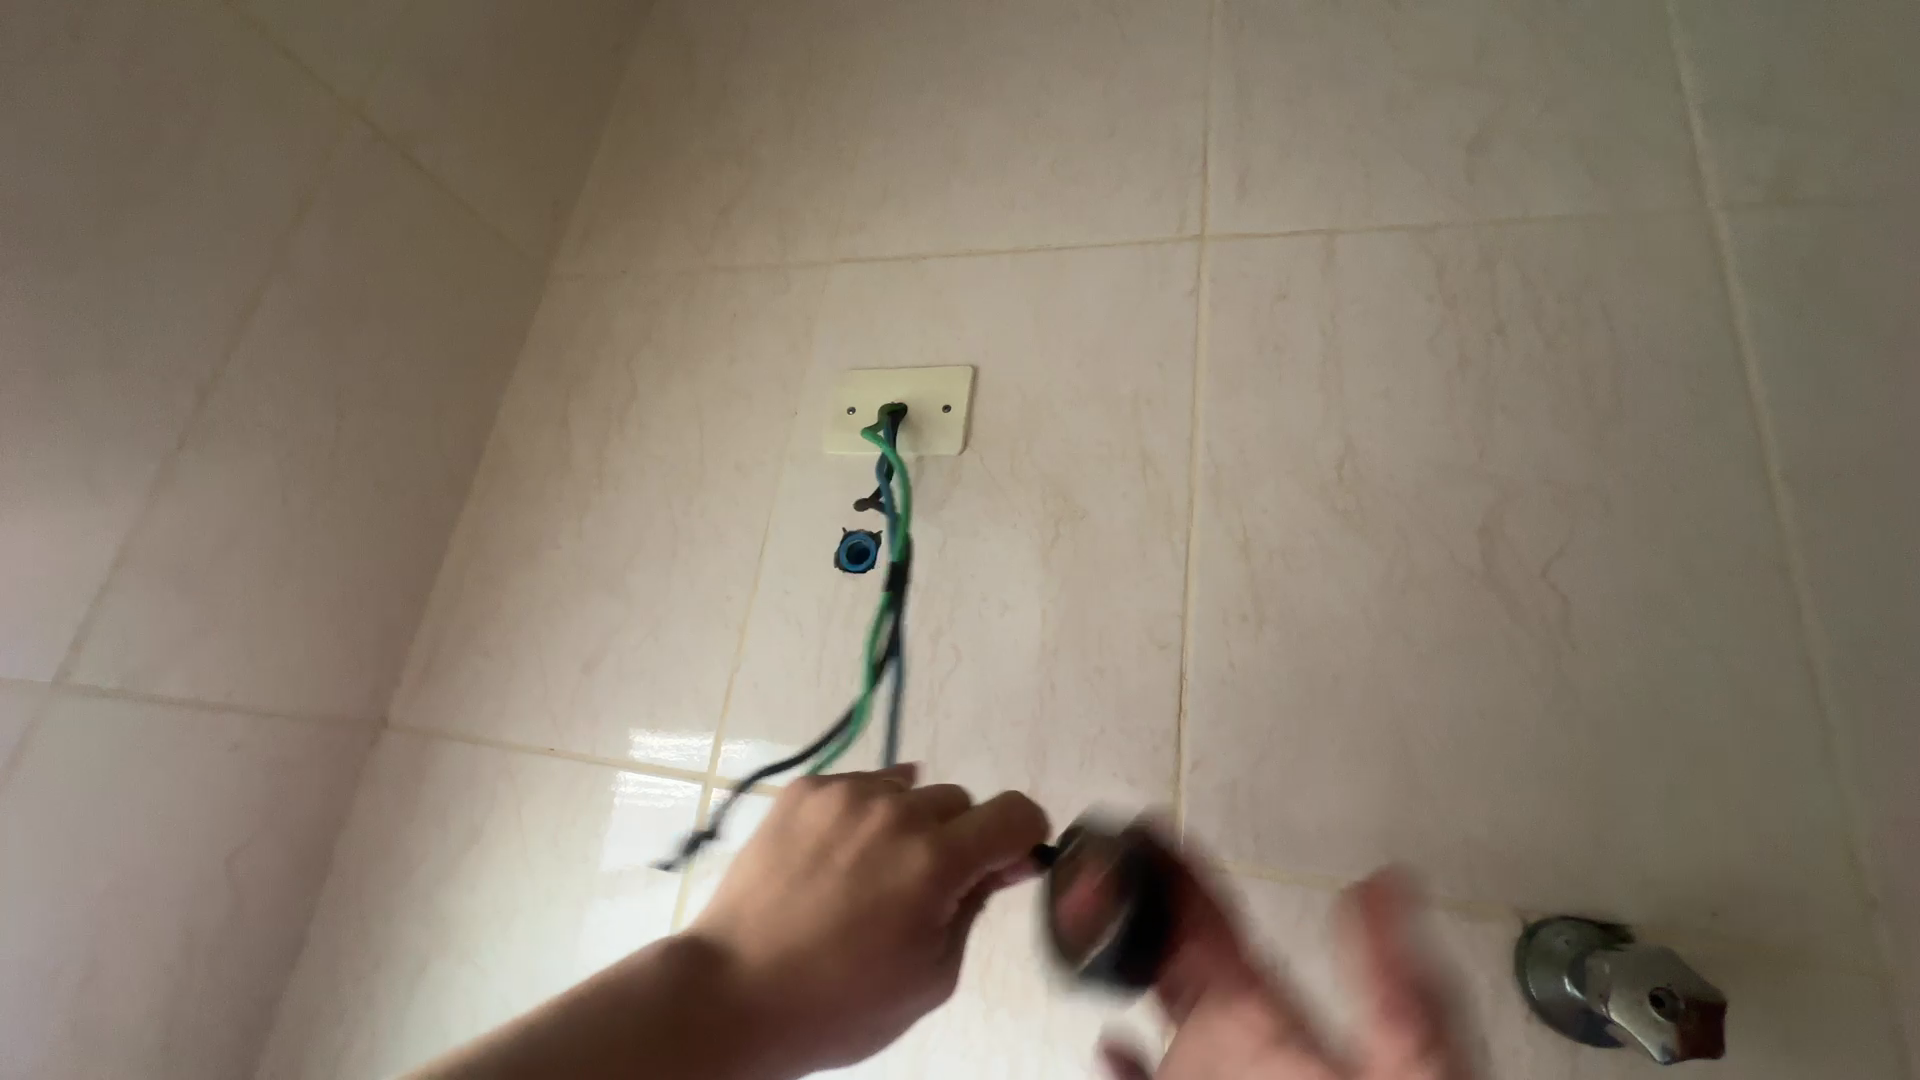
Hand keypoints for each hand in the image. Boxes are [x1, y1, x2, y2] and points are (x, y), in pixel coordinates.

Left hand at [687, 764, 1051, 1077]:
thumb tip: (1005, 860)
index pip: (1015, 813)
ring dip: (907, 823)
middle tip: (921, 887)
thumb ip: (976, 905)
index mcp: (934, 860)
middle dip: (957, 839)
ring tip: (868, 872)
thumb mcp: (931, 976)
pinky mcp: (805, 789)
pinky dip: (863, 814)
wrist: (731, 992)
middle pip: (960, 802)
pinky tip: (835, 857)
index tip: (1007, 862)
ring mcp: (845, 792)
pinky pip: (860, 786)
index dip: (1023, 836)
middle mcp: (895, 810)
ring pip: (908, 789)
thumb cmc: (839, 1002)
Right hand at [1103, 832, 1468, 1079]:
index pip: (1205, 920)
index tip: (1137, 827)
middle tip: (1081, 870)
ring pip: (1146, 1018)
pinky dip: (1121, 1066)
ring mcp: (1203, 1075)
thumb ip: (1397, 988)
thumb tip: (1386, 881)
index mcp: (1261, 1009)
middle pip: (1159, 955)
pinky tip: (1110, 1051)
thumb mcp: (1411, 1072)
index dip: (1172, 871)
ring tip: (1076, 936)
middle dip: (1119, 907)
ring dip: (1108, 972)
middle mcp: (1225, 1038)